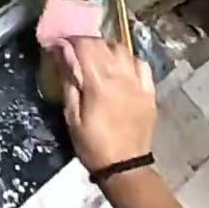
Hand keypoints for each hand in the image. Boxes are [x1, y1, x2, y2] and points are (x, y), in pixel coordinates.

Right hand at [60, 37, 154, 172]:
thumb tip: (62, 54)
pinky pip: (140, 63)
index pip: (84, 45)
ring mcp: (137, 82)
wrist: (125, 167)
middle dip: (86, 42)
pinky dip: (128, 58)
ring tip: (97, 55)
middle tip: (75, 51)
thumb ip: (68, 81)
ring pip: (122, 49)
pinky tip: (120, 66)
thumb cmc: (92, 143)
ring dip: (106, 46)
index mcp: (99, 81)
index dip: (70, 40)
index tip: (59, 45)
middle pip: (102, 43)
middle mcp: (120, 75)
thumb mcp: (71, 116)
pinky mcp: (149, 90)